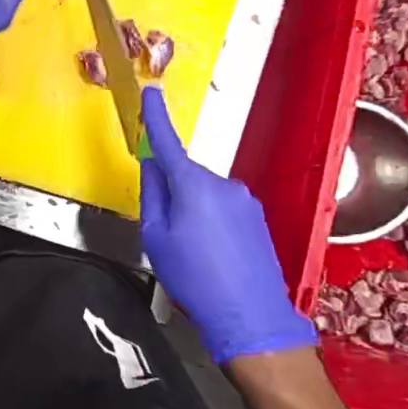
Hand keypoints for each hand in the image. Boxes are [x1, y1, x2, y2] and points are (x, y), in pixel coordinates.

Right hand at [139, 87, 316, 363]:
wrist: (248, 313)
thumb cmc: (193, 278)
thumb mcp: (156, 237)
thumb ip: (152, 196)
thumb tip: (152, 168)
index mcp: (194, 187)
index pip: (169, 144)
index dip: (157, 119)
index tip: (151, 94)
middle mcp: (224, 185)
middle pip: (185, 176)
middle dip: (170, 194)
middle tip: (163, 233)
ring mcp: (245, 200)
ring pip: (204, 195)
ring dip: (191, 212)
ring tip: (189, 253)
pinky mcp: (256, 218)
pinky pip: (222, 209)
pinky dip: (209, 223)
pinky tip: (209, 255)